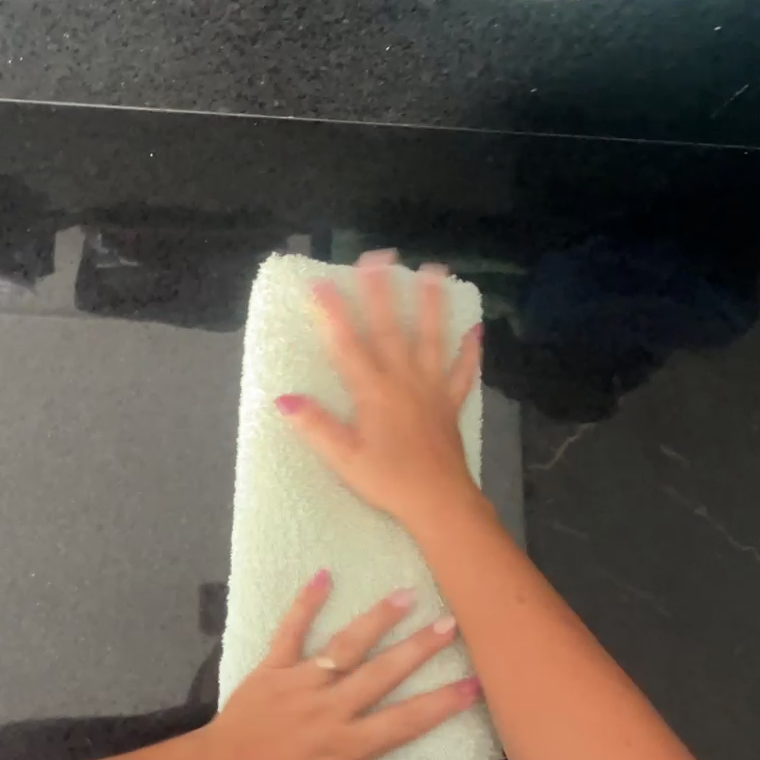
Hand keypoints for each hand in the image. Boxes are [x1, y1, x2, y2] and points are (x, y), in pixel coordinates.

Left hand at [183, 569, 479, 759]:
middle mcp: (330, 707)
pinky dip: (306, 602)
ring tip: (406, 594)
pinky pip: (290, 630)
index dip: (443, 703)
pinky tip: (324, 574)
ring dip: (377, 619)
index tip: (475, 683)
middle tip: (452, 622)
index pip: (406, 721)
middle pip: (382, 673)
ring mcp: (300, 682)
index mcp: (348, 745)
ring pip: (345, 646)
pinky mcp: (272, 666)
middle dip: (420, 647)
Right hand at [276, 249, 487, 530]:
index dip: (332, 313)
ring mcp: (431, 389)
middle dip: (381, 292)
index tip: (320, 283)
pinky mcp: (450, 404)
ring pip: (431, 339)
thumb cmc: (388, 480)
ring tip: (435, 271)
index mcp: (374, 392)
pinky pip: (462, 372)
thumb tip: (282, 398)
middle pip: (390, 329)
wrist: (440, 502)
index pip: (348, 345)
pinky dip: (470, 351)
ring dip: (432, 304)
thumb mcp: (344, 458)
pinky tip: (477, 329)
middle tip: (378, 257)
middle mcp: (404, 381)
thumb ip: (316, 426)